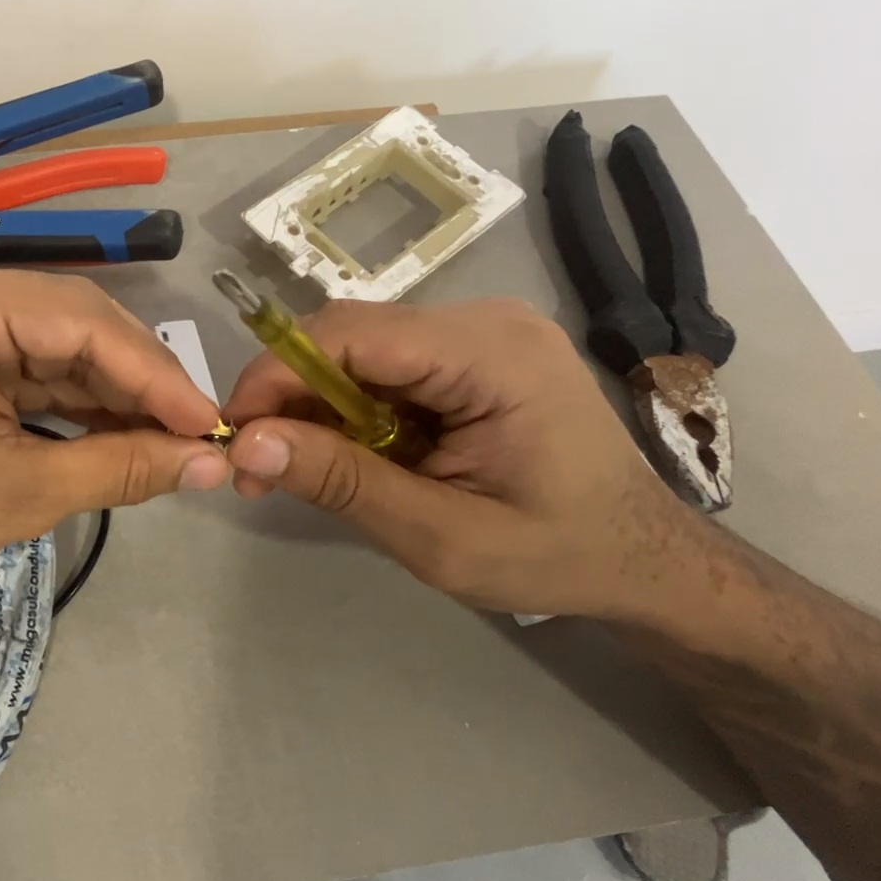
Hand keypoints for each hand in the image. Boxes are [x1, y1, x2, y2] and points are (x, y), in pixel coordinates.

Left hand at [0, 254, 227, 598]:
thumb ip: (122, 468)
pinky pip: (33, 368)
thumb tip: (215, 463)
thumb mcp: (19, 491)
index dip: (156, 374)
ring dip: (113, 396)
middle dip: (137, 385)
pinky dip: (76, 404)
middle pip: (74, 326)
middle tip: (197, 436)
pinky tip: (123, 434)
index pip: (82, 321)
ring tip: (171, 441)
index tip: (210, 424)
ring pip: (60, 349)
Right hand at [222, 297, 701, 620]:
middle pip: (347, 335)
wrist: (644, 558)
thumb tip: (249, 442)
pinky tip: (341, 454)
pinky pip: (379, 366)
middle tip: (259, 466)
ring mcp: (479, 333)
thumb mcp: (442, 537)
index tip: (237, 435)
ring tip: (291, 469)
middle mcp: (485, 322)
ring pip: (354, 350)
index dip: (277, 374)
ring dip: (311, 407)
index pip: (351, 334)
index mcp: (494, 355)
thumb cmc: (558, 555)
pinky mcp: (468, 354)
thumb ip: (345, 483)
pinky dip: (343, 409)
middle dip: (287, 396)